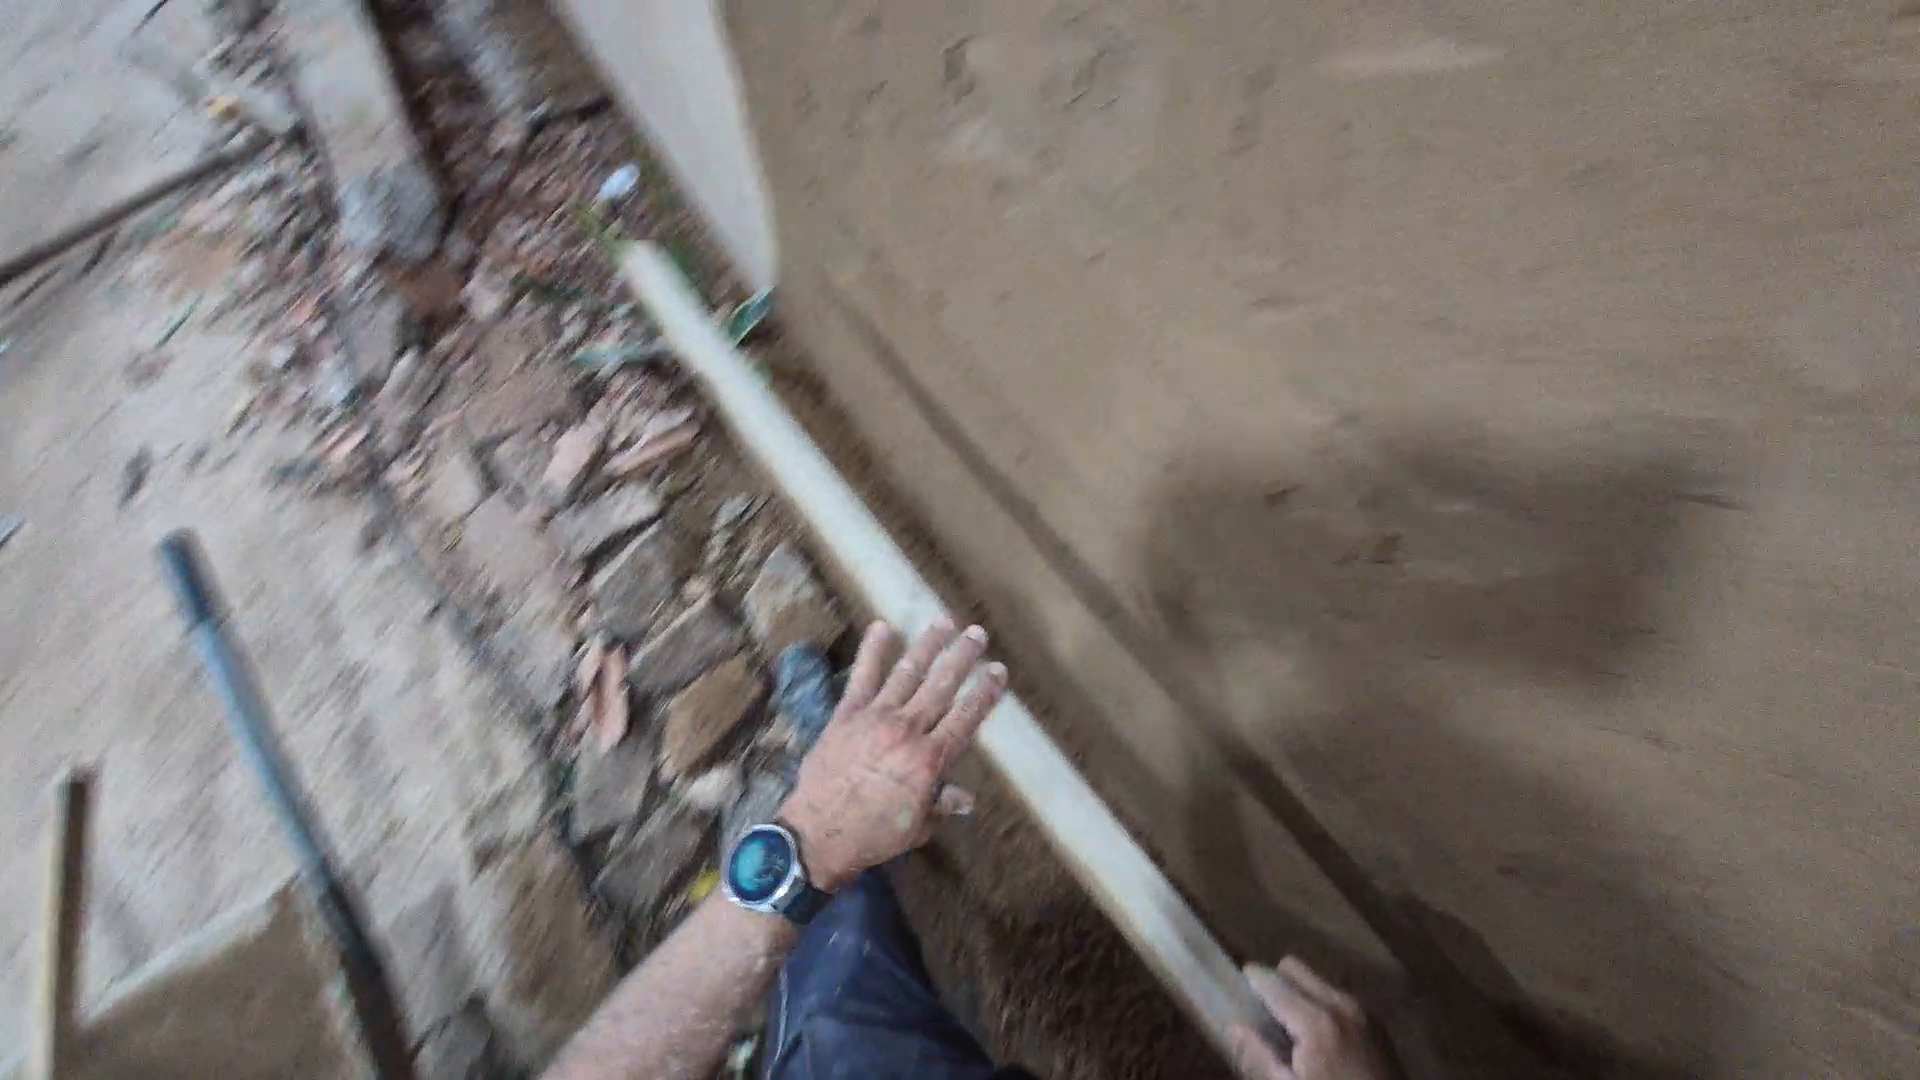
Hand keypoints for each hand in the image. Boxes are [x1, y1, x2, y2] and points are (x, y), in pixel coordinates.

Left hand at [779, 618, 1006, 890]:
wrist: (817, 834)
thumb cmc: (872, 836)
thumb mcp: (917, 827)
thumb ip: (941, 806)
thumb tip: (967, 798)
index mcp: (929, 760)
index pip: (965, 718)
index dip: (984, 693)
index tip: (998, 670)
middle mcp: (907, 730)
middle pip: (941, 686)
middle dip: (962, 657)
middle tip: (977, 634)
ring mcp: (876, 718)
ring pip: (908, 673)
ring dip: (927, 646)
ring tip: (943, 622)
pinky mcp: (847, 714)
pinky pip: (862, 677)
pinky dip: (872, 651)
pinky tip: (882, 627)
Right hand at [1234, 958, 1402, 1079]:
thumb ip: (1258, 1056)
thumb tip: (1232, 1024)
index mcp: (1315, 1021)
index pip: (1269, 979)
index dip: (1249, 983)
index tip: (1239, 995)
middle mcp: (1339, 1003)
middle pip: (1293, 967)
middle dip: (1276, 983)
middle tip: (1269, 1017)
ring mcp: (1362, 1010)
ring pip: (1316, 979)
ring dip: (1300, 993)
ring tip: (1297, 1031)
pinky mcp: (1377, 1022)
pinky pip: (1337, 995)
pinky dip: (1322, 1004)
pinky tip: (1323, 1040)